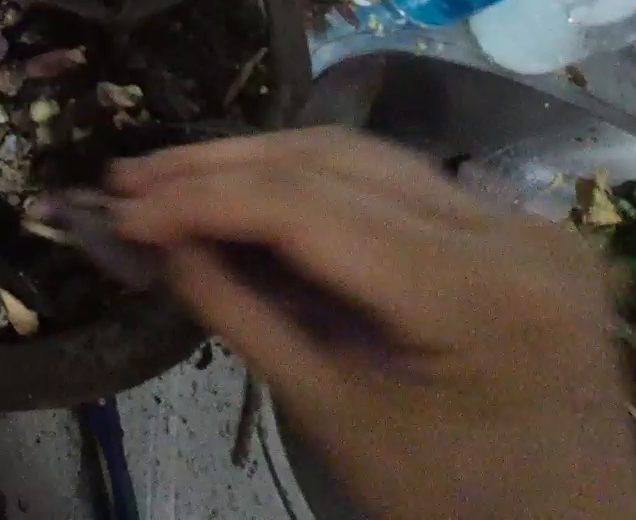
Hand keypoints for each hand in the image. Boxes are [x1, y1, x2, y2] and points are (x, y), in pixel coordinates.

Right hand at [106, 128, 635, 519]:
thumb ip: (235, 310)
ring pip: (344, 151)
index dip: (197, 201)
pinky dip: (293, 177)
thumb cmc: (451, 505)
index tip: (122, 212)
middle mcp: (510, 230)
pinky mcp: (499, 221)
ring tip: (166, 177)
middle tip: (127, 179)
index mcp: (478, 293)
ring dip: (245, 161)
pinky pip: (374, 175)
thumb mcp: (327, 412)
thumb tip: (154, 238)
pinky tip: (238, 187)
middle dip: (210, 168)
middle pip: (323, 161)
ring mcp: (514, 218)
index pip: (304, 209)